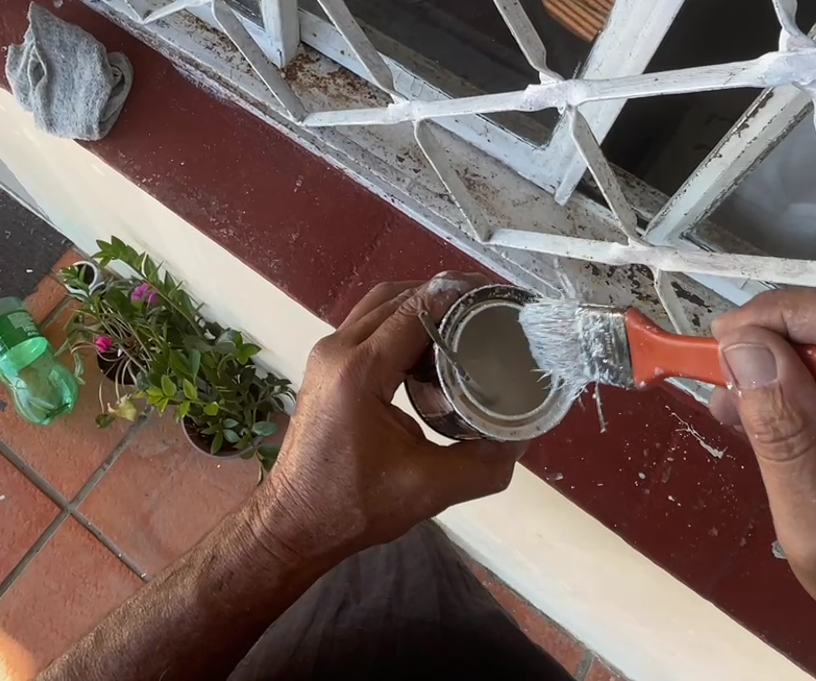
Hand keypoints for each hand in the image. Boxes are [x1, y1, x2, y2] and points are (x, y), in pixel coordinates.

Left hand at [247, 274, 526, 568]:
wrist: (294, 521)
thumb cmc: (354, 505)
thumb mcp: (429, 490)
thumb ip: (483, 464)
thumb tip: (522, 437)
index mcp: (360, 370)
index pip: (416, 310)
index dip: (456, 296)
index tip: (493, 297)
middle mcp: (338, 348)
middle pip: (397, 298)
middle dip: (442, 295)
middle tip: (484, 307)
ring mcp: (327, 352)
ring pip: (379, 304)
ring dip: (420, 304)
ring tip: (462, 320)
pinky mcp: (326, 363)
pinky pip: (368, 322)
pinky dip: (400, 320)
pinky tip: (430, 344)